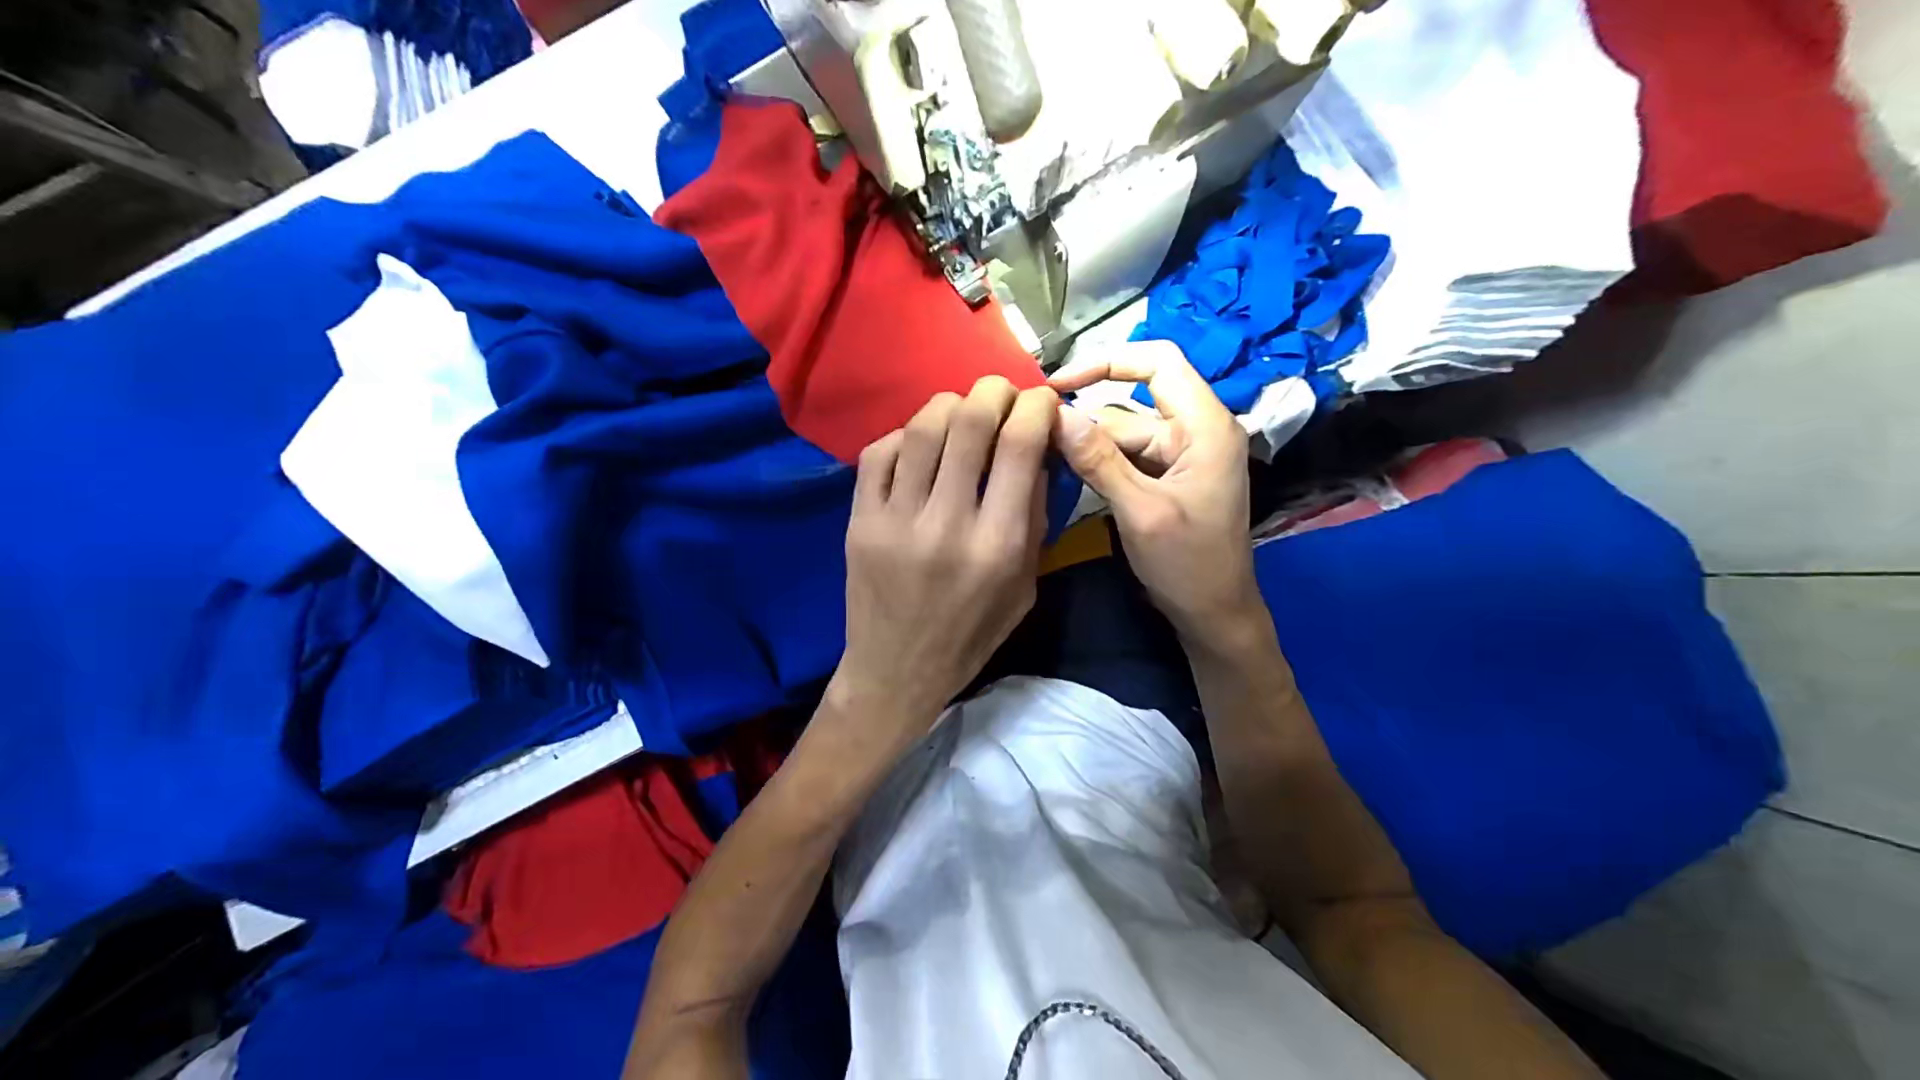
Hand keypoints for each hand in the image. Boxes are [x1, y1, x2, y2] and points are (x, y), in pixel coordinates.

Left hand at [832, 376, 1058, 739]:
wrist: (897, 671)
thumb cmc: (972, 634)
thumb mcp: (1025, 586)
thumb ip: (1034, 517)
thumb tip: (1035, 450)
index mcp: (998, 545)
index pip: (1019, 446)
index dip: (1036, 407)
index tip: (1041, 402)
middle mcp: (946, 524)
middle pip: (970, 421)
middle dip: (994, 390)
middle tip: (1002, 393)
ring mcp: (895, 520)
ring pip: (922, 427)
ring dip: (950, 405)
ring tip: (962, 412)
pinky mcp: (859, 521)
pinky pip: (878, 453)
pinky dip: (904, 435)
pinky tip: (918, 445)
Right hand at [1049, 341, 1262, 640]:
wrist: (1214, 616)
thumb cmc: (1189, 566)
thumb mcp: (1140, 512)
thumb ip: (1097, 460)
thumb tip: (1054, 414)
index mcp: (1205, 427)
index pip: (1159, 363)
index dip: (1107, 361)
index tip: (1058, 383)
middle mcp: (1195, 431)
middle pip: (1132, 403)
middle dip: (1086, 418)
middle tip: (1035, 434)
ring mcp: (1181, 456)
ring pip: (1123, 432)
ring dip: (1087, 444)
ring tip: (1041, 456)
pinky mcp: (1166, 478)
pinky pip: (1126, 457)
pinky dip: (1098, 462)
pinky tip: (1065, 472)